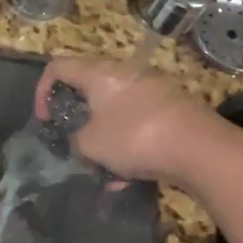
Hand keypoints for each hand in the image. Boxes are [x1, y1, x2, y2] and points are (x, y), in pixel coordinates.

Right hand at [34, 56, 225, 181]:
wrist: (201, 148)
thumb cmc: (134, 138)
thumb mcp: (89, 144)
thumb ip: (75, 139)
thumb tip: (80, 139)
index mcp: (99, 73)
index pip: (58, 67)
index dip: (42, 91)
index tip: (44, 120)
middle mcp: (126, 72)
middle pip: (89, 87)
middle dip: (77, 117)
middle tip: (73, 141)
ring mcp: (153, 88)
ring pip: (115, 109)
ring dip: (104, 136)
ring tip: (103, 169)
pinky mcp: (173, 107)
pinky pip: (138, 121)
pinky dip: (128, 142)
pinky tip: (129, 175)